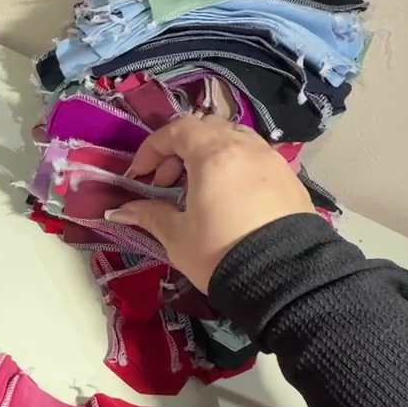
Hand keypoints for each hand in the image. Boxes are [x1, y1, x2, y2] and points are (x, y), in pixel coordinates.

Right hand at [105, 115, 313, 290]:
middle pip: (206, 128)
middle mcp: (245, 148)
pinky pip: (253, 156)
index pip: (177, 131)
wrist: (285, 278)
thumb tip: (118, 211)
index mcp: (214, 157)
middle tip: (167, 181)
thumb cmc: (221, 252)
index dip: (152, 148)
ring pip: (233, 138)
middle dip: (179, 148)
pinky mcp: (289, 177)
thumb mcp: (176, 236)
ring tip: (197, 187)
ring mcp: (271, 160)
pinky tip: (226, 196)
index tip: (140, 175)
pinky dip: (232, 165)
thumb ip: (148, 215)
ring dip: (208, 154)